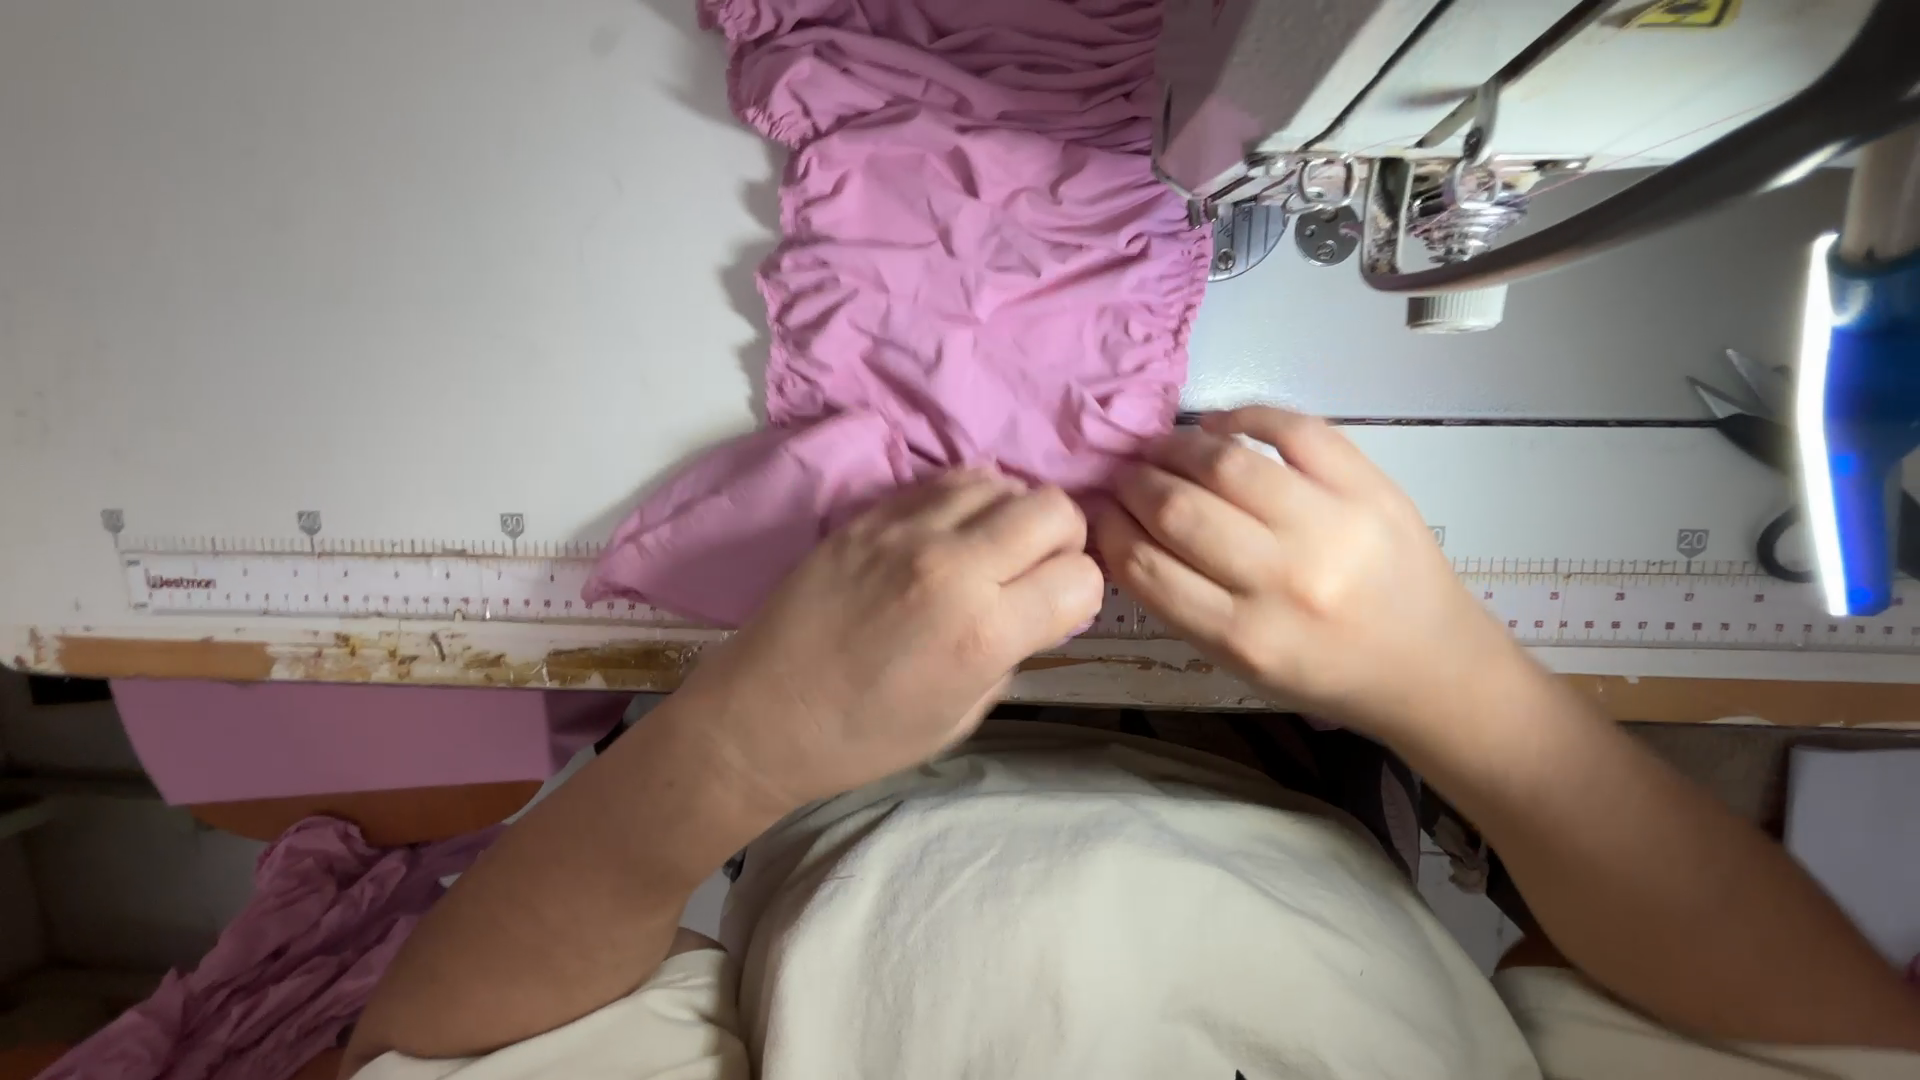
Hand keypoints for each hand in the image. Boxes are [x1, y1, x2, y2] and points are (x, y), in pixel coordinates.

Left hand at [676, 469, 1103, 809]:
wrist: (765, 714)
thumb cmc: (866, 735)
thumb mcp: (963, 714)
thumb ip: (1013, 651)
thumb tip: (1037, 607)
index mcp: (983, 633)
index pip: (1082, 577)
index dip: (1079, 594)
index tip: (1056, 610)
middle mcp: (954, 566)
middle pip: (1053, 509)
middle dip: (1063, 539)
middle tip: (1034, 570)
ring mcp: (907, 530)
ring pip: (1001, 481)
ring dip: (1012, 513)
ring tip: (989, 548)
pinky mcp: (870, 513)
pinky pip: (946, 479)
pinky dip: (967, 499)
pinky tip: (950, 531)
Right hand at [1092, 407, 1524, 737]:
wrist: (1432, 668)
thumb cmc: (1324, 672)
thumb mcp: (1238, 661)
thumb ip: (1179, 599)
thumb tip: (1122, 529)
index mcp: (1244, 637)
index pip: (1146, 566)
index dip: (1109, 528)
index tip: (1097, 511)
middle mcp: (1285, 582)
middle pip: (1178, 511)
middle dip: (1134, 485)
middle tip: (1123, 477)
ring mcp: (1332, 527)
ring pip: (1225, 464)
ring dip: (1174, 448)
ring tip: (1159, 449)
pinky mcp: (1370, 487)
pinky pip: (1294, 429)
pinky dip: (1243, 415)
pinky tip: (1216, 424)